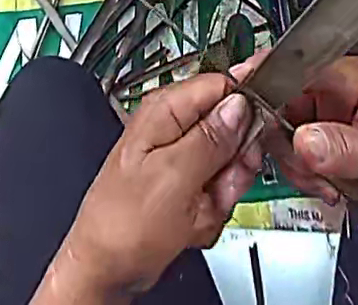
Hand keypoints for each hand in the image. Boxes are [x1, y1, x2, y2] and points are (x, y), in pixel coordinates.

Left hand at [38, 54, 266, 301]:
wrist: (103, 273)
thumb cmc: (122, 224)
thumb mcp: (175, 177)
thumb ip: (212, 137)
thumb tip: (240, 104)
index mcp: (167, 109)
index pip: (223, 85)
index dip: (244, 109)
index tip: (253, 137)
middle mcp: (174, 125)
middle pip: (231, 128)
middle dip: (231, 164)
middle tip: (216, 187)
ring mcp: (180, 155)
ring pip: (228, 163)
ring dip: (220, 193)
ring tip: (196, 211)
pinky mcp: (185, 181)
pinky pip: (217, 188)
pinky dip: (209, 210)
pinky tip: (189, 223)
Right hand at [280, 55, 357, 230]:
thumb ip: (347, 147)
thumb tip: (305, 140)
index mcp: (352, 75)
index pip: (297, 68)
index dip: (271, 85)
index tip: (255, 110)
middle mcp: (336, 88)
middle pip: (282, 100)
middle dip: (288, 142)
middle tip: (310, 169)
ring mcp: (329, 113)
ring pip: (283, 129)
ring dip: (299, 164)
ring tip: (329, 181)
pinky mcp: (325, 138)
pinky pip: (294, 151)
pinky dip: (304, 174)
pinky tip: (329, 184)